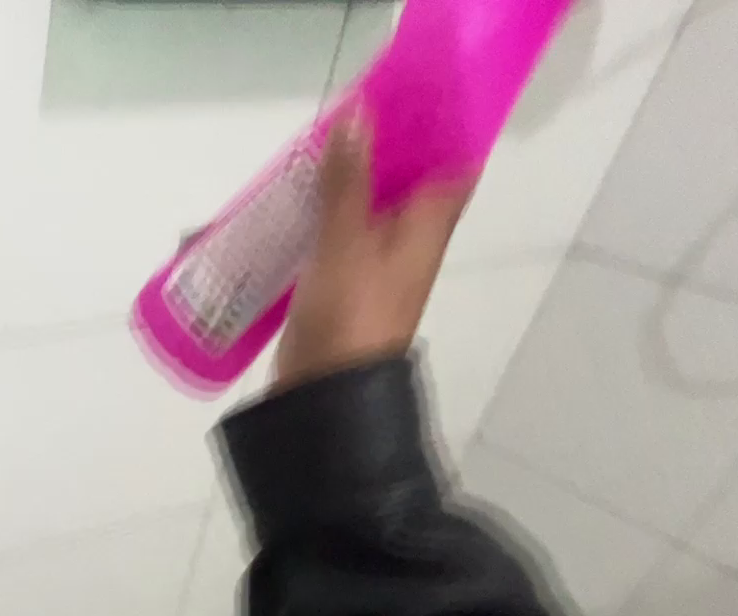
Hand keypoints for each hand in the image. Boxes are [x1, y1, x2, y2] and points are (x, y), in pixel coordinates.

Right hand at [273, 112, 473, 387]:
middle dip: (373, 156)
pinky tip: (288, 215)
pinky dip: (316, 227)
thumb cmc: (348, 314)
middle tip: (338, 127)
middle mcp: (407, 244)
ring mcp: (372, 270)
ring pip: (361, 215)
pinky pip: (332, 245)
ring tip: (305, 163)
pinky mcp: (338, 292)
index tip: (400, 102)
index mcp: (427, 226)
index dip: (433, 128)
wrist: (326, 392)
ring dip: (338, 192)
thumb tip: (356, 114)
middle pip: (400, 186)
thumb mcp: (344, 242)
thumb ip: (347, 182)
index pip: (449, 162)